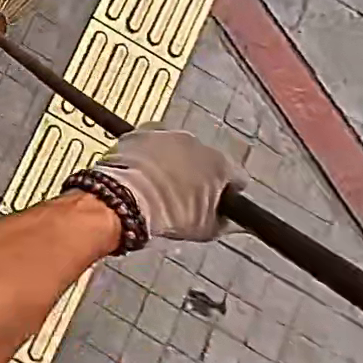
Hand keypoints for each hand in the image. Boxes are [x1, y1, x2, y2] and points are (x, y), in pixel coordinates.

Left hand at [92, 128, 245, 241]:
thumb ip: (223, 221)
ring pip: (172, 148)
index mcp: (219, 164)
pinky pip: (147, 144)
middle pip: (201, 158)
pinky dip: (144, 155)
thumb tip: (228, 220)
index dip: (227, 192)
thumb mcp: (206, 229)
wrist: (128, 196)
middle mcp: (195, 142)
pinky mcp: (137, 133)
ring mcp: (164, 134)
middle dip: (195, 173)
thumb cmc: (172, 214)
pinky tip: (138, 173)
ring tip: (157, 185)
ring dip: (169, 161)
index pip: (234, 177)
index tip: (218, 204)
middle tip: (182, 195)